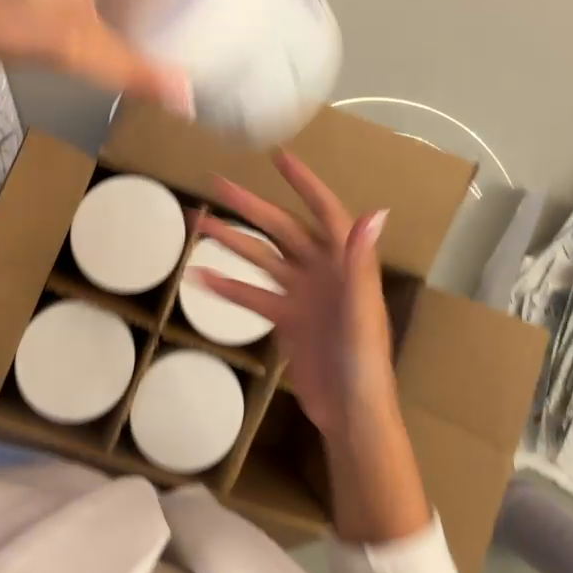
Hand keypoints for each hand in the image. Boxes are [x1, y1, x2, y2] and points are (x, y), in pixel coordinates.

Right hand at [193, 150, 394, 439]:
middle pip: (282, 229)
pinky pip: (253, 296)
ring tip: (199, 222)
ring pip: (262, 259)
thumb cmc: (366, 364)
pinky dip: (228, 287)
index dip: (304, 184)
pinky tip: (199, 276)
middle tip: (217, 185)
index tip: (279, 158)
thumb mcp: (363, 312)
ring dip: (233, 242)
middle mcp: (323, 271)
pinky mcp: (287, 320)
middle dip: (250, 207)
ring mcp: (302, 295)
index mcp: (346, 263)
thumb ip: (361, 264)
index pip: (325, 212)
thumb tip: (374, 212)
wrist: (352, 414)